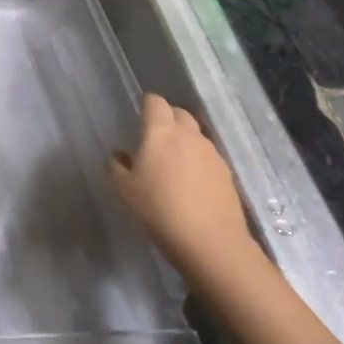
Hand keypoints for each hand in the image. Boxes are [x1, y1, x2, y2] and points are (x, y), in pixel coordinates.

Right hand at [109, 94, 250, 265]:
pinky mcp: (227, 172)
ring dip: (184, 140)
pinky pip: (208, 156)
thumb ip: (117, 166)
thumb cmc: (159, 209)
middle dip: (167, 118)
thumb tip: (118, 155)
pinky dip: (197, 160)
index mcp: (161, 132)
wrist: (210, 241)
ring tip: (172, 162)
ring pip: (196, 134)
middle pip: (179, 113)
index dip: (146, 104)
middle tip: (154, 137)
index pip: (155, 102)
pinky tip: (190, 182)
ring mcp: (212, 153)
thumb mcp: (124, 189)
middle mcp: (189, 135)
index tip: (139, 114)